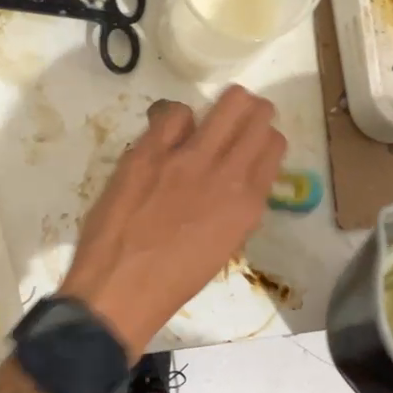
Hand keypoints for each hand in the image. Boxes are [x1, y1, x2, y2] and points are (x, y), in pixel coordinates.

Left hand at [58, 86, 286, 357]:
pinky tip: (169, 136)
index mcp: (246, 205)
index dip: (265, 141)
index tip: (254, 145)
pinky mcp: (148, 151)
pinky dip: (177, 119)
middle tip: (239, 120)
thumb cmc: (170, 283)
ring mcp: (186, 158)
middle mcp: (225, 174)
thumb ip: (233, 211)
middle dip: (253, 112)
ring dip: (224, 108)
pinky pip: (175, 113)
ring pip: (228, 103)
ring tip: (206, 124)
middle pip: (257, 115)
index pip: (273, 147)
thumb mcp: (220, 250)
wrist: (119, 289)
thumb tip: (232, 187)